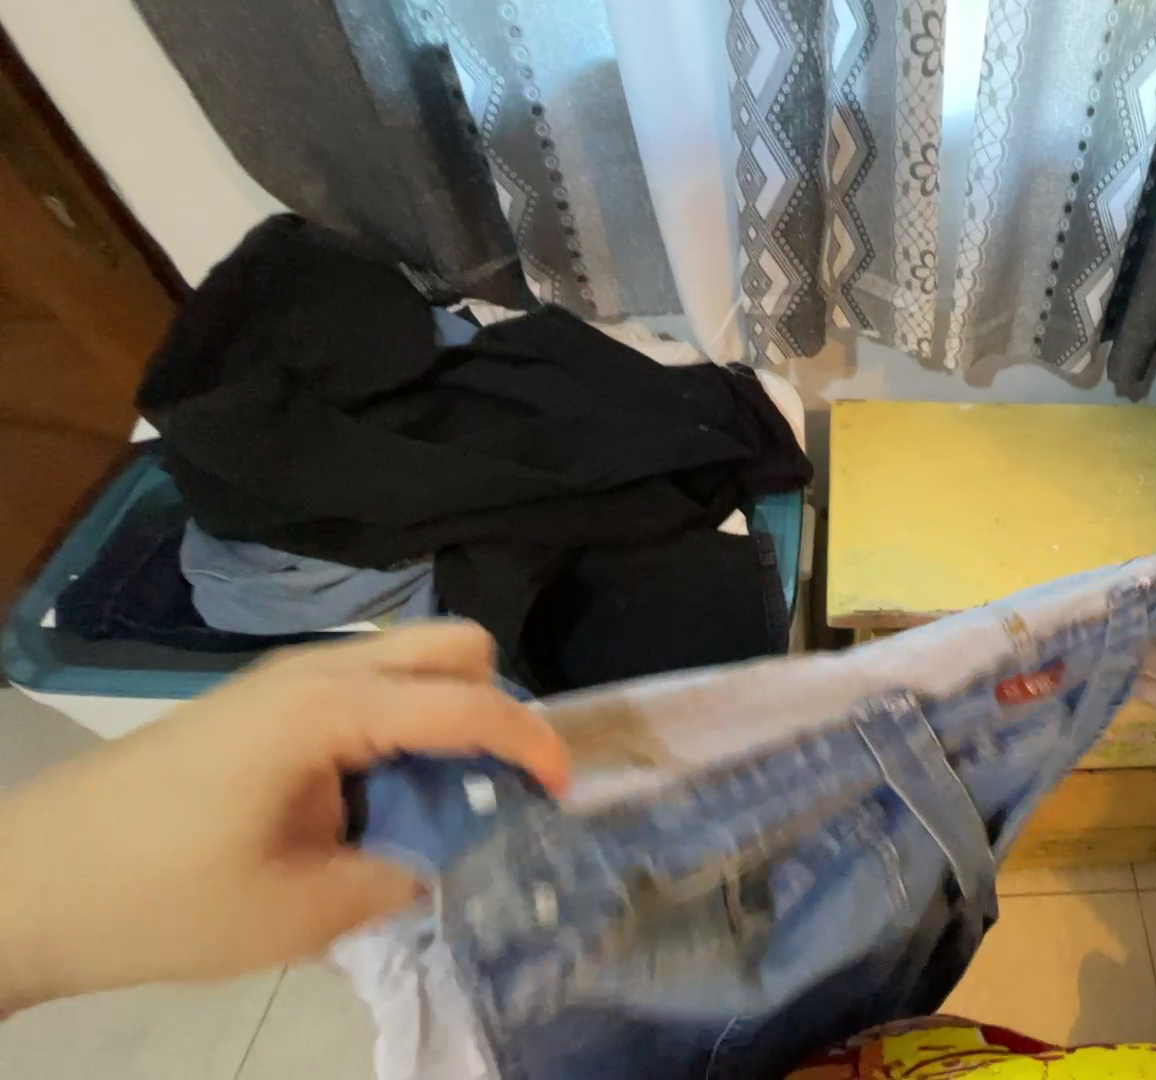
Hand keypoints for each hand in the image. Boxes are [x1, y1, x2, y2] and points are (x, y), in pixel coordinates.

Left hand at [0, 622, 568, 1010]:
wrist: (9, 890)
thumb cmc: (154, 900)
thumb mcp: (299, 915)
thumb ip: (408, 874)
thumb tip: (463, 850)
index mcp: (330, 711)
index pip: (469, 706)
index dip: (532, 743)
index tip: (562, 788)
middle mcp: (324, 669)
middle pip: (459, 644)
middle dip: (496, 701)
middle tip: (485, 773)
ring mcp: (297, 672)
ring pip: (423, 653)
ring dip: (454, 706)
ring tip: (433, 781)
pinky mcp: (277, 690)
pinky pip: (382, 676)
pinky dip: (412, 713)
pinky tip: (379, 777)